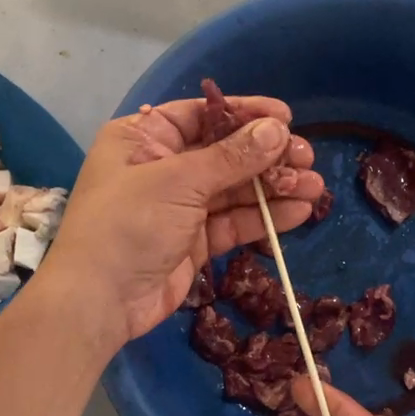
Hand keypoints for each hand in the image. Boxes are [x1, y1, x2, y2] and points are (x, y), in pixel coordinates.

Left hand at [38, 96, 325, 346]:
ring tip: (315, 186)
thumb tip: (277, 130)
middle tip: (307, 158)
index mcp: (143, 138)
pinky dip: (266, 217)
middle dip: (267, 154)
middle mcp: (162, 167)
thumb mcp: (179, 182)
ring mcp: (179, 206)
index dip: (245, 114)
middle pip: (224, 151)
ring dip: (274, 186)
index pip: (201, 115)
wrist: (99, 301)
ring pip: (234, 189)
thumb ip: (232, 157)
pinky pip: (234, 221)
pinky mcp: (194, 241)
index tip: (287, 118)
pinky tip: (300, 210)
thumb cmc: (128, 225)